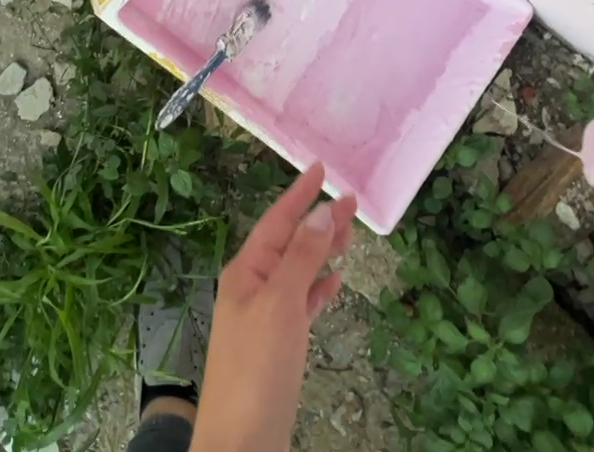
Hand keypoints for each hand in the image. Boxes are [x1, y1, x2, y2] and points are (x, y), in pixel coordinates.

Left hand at [190, 163, 356, 451]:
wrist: (242, 441)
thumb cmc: (256, 367)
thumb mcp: (280, 304)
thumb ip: (301, 257)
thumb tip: (320, 211)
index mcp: (245, 270)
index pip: (276, 221)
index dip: (298, 193)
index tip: (320, 168)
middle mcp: (252, 286)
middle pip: (289, 242)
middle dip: (317, 220)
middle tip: (351, 201)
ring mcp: (265, 316)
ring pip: (298, 271)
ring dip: (322, 250)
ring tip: (349, 234)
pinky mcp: (278, 344)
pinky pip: (301, 302)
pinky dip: (318, 288)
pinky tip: (335, 282)